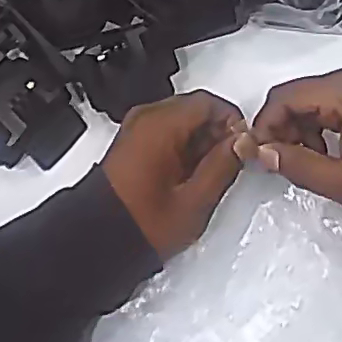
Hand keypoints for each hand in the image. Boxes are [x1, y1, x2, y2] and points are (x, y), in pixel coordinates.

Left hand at [102, 90, 245, 259]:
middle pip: (194, 108)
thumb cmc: (140, 224)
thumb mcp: (193, 201)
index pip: (208, 103)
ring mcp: (136, 127)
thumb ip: (222, 166)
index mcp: (160, 125)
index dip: (232, 121)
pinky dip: (183, 145)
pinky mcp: (133, 140)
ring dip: (201, 139)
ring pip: (182, 119)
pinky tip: (188, 174)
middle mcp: (146, 118)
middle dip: (217, 131)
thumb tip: (241, 143)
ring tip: (208, 174)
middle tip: (230, 161)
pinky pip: (167, 130)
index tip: (243, 144)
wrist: (98, 238)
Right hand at [235, 69, 341, 220]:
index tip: (258, 154)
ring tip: (304, 163)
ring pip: (302, 104)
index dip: (264, 126)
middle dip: (278, 130)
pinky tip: (320, 156)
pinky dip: (310, 131)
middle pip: (290, 99)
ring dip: (294, 132)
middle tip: (278, 162)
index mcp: (340, 93)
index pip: (282, 99)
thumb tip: (262, 152)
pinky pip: (319, 109)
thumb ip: (297, 164)